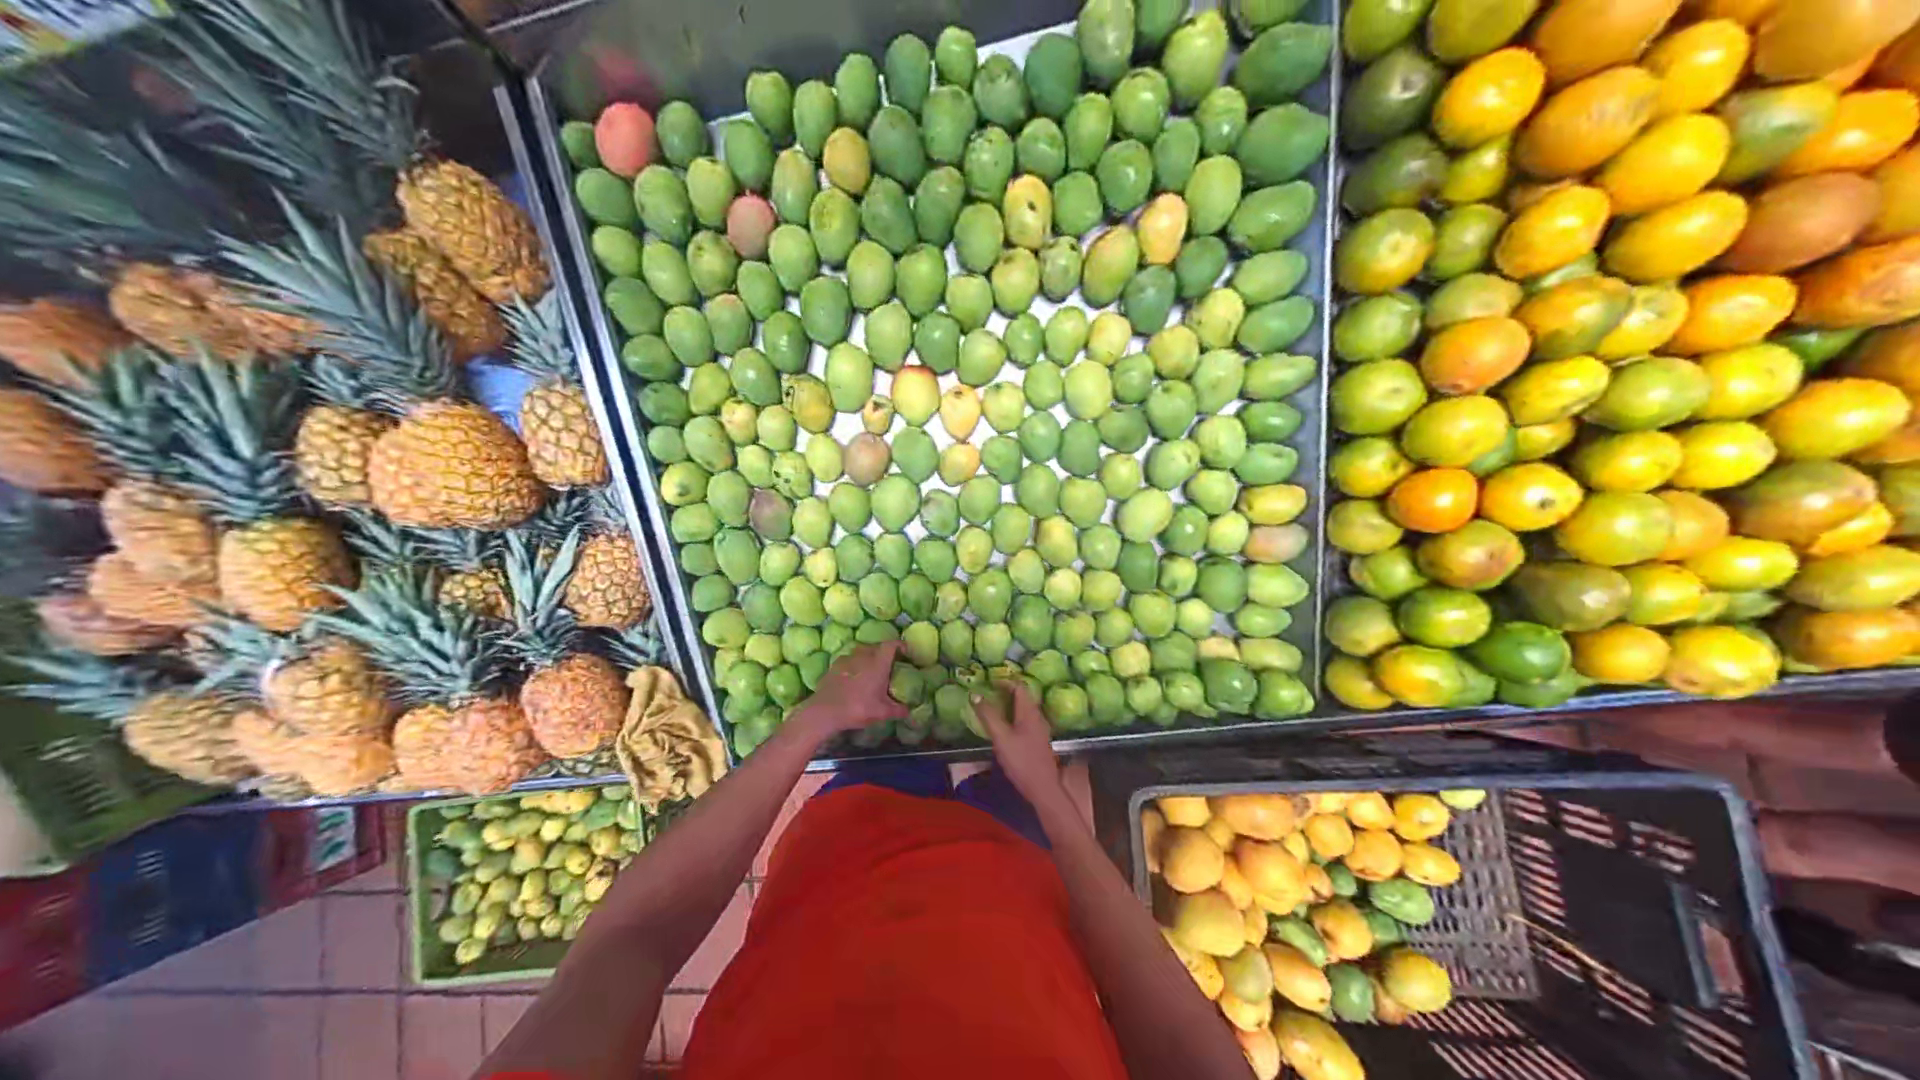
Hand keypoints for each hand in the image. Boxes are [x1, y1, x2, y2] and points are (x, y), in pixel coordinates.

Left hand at [793, 641, 907, 737]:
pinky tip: (852, 678)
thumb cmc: (858, 708)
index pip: (891, 645)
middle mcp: (863, 656)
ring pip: (860, 652)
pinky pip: (847, 661)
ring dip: (866, 658)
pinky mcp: (833, 666)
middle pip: (876, 647)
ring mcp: (846, 659)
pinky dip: (853, 665)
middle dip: (883, 653)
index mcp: (878, 663)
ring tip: (869, 670)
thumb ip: (898, 710)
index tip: (904, 652)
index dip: (899, 645)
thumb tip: (909, 711)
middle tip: (887, 665)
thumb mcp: (882, 713)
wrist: (825, 711)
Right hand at [975, 680, 1063, 804]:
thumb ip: (988, 715)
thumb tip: (974, 694)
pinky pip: (1025, 720)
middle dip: (1006, 692)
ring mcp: (1040, 729)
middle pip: (1023, 696)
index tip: (989, 681)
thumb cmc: (1021, 760)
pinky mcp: (1038, 741)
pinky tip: (1003, 727)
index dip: (1005, 681)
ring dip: (1009, 704)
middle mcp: (1037, 716)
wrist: (1043, 788)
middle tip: (987, 693)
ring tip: (992, 708)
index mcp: (1029, 712)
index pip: (1019, 686)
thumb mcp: (1001, 737)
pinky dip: (1013, 717)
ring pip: (1024, 709)